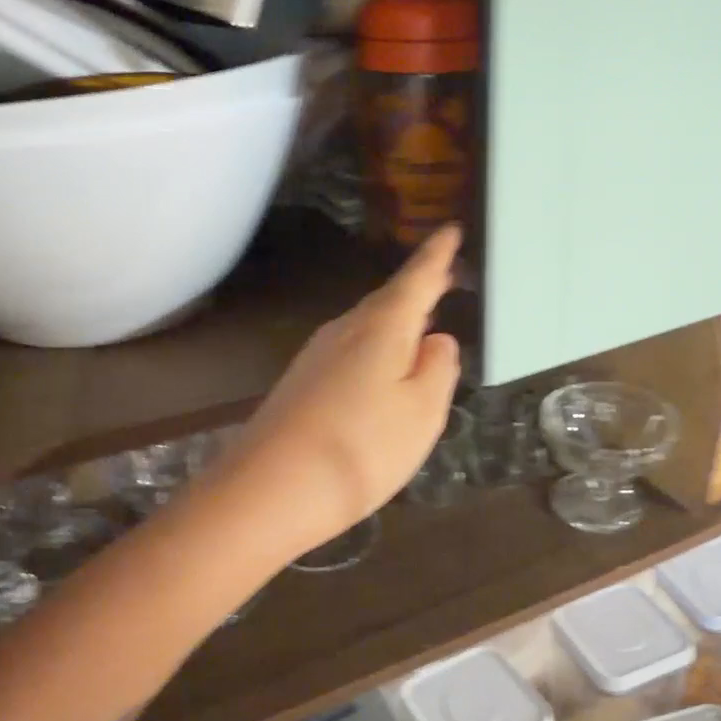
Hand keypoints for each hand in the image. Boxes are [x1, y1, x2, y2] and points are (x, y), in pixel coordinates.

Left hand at [214, 225, 462, 552]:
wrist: (269, 490)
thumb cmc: (362, 448)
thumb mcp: (422, 412)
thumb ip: (439, 368)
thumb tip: (438, 338)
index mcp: (383, 328)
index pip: (417, 280)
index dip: (437, 256)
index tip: (451, 229)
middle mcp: (345, 330)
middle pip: (388, 301)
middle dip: (417, 288)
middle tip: (444, 277)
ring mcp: (316, 357)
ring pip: (366, 327)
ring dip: (394, 322)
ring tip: (419, 323)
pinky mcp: (300, 385)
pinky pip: (349, 353)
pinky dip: (373, 351)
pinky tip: (379, 370)